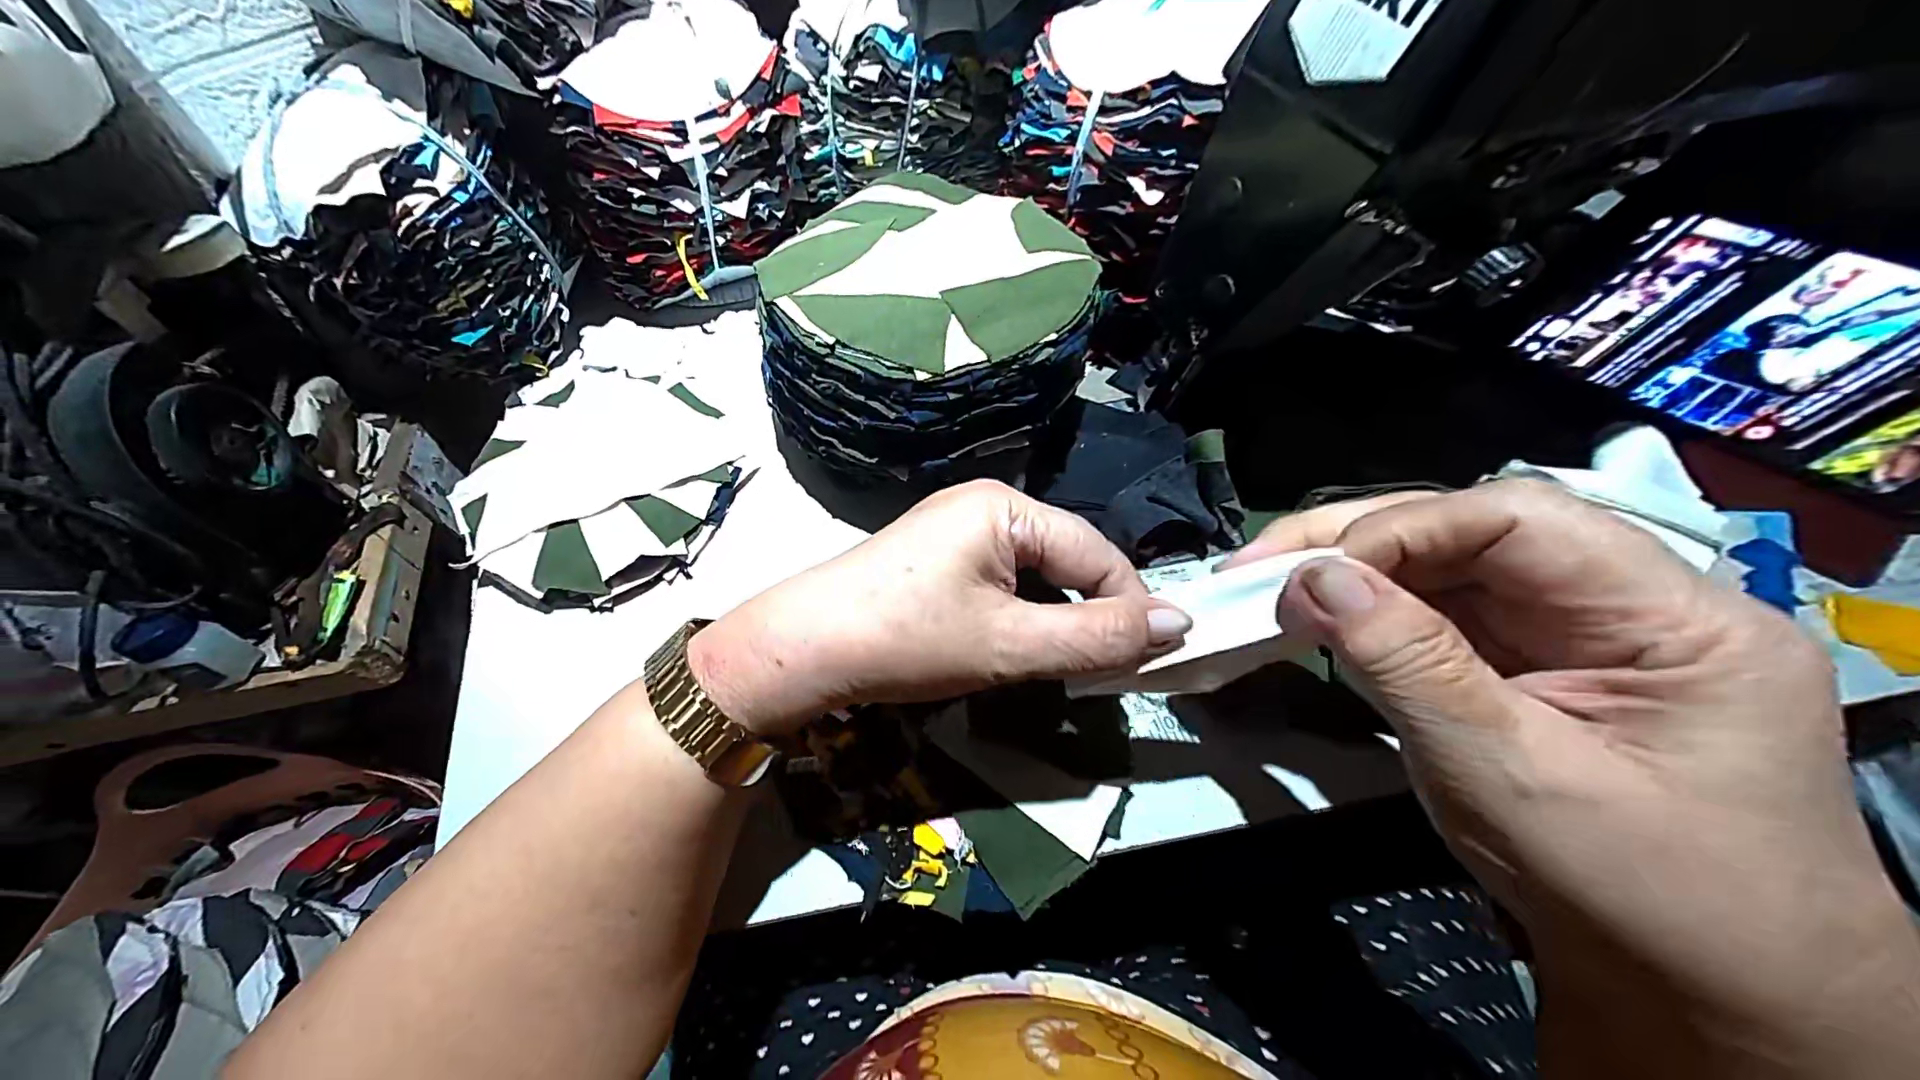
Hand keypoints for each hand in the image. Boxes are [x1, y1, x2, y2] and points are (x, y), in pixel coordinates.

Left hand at [687, 480, 1189, 735]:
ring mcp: (958, 526)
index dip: (1130, 607)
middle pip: (1069, 558)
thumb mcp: (1011, 645)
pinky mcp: (941, 554)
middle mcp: (987, 503)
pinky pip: (1006, 578)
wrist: (804, 650)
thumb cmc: (909, 641)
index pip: (1097, 552)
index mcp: (1007, 506)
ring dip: (1059, 618)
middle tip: (1106, 671)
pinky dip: (1024, 614)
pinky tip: (1020, 645)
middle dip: (1092, 614)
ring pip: (1039, 573)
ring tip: (1066, 665)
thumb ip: (1097, 637)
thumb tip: (1180, 624)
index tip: (1148, 661)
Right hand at [1229, 480, 1919, 1077]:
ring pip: (1441, 567)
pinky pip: (1434, 614)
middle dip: (1357, 540)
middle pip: (1470, 530)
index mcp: (1674, 619)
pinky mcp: (1523, 662)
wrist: (1692, 995)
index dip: (1403, 529)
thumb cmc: (1632, 895)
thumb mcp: (1507, 774)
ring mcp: (1568, 632)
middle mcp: (1621, 603)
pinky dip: (1367, 614)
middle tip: (1260, 563)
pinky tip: (1317, 621)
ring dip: (1351, 573)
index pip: (1519, 519)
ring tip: (1271, 586)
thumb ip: (1408, 664)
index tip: (1312, 573)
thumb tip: (1310, 579)